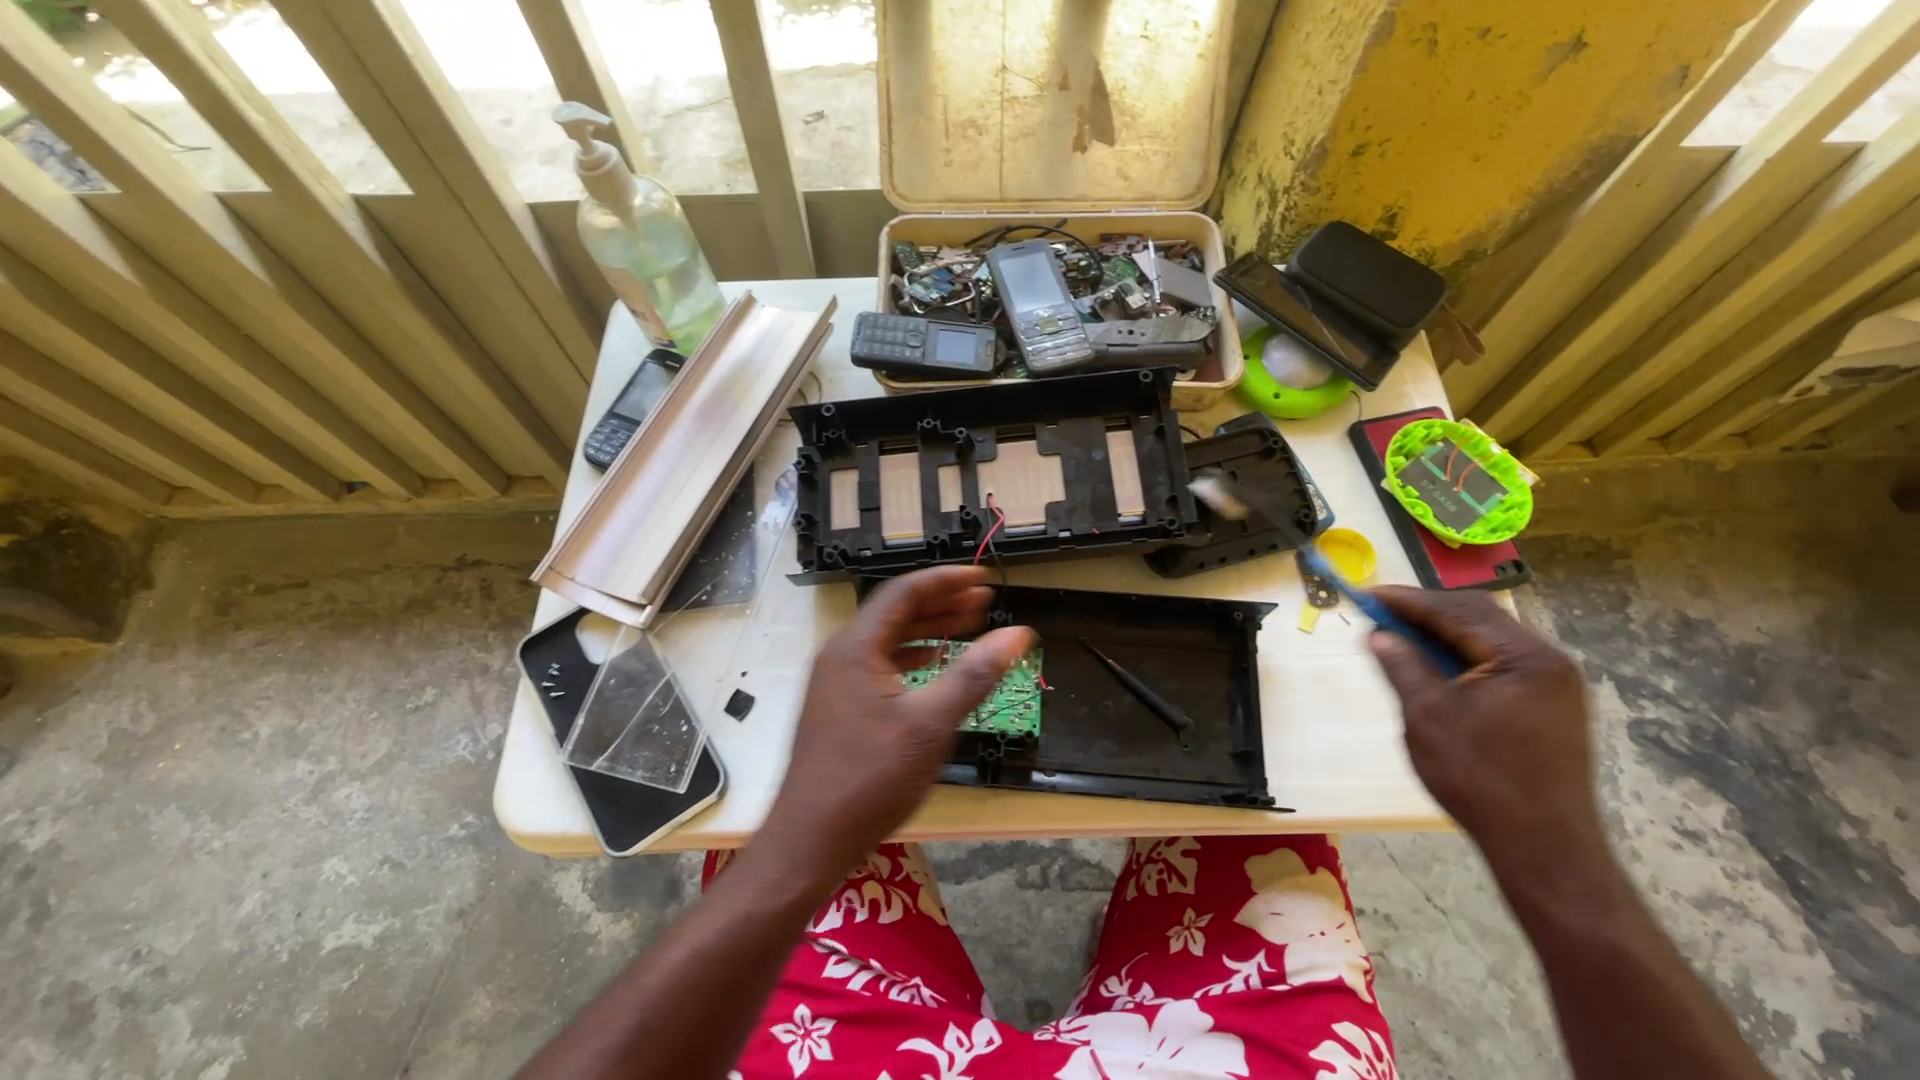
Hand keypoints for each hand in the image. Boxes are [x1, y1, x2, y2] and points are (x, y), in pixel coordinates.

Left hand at [759, 566, 1035, 882]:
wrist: (811, 839)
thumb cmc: (871, 778)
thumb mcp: (931, 724)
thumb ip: (974, 675)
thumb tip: (1018, 634)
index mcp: (855, 647)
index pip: (904, 593)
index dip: (946, 581)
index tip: (983, 579)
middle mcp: (840, 656)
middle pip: (895, 613)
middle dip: (941, 604)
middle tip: (985, 602)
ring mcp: (836, 684)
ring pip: (888, 642)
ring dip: (928, 632)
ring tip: (969, 628)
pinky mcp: (839, 709)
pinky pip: (880, 667)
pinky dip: (912, 660)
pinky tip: (934, 668)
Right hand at [1367, 587, 1602, 860]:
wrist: (1543, 845)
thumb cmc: (1479, 777)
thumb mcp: (1427, 716)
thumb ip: (1403, 666)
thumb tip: (1378, 635)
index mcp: (1525, 656)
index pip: (1458, 610)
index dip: (1408, 601)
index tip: (1367, 596)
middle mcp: (1549, 660)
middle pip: (1479, 618)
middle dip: (1426, 614)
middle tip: (1379, 617)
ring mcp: (1555, 685)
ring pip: (1490, 641)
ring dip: (1444, 637)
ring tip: (1401, 642)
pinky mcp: (1551, 708)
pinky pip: (1500, 666)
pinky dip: (1463, 660)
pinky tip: (1436, 672)